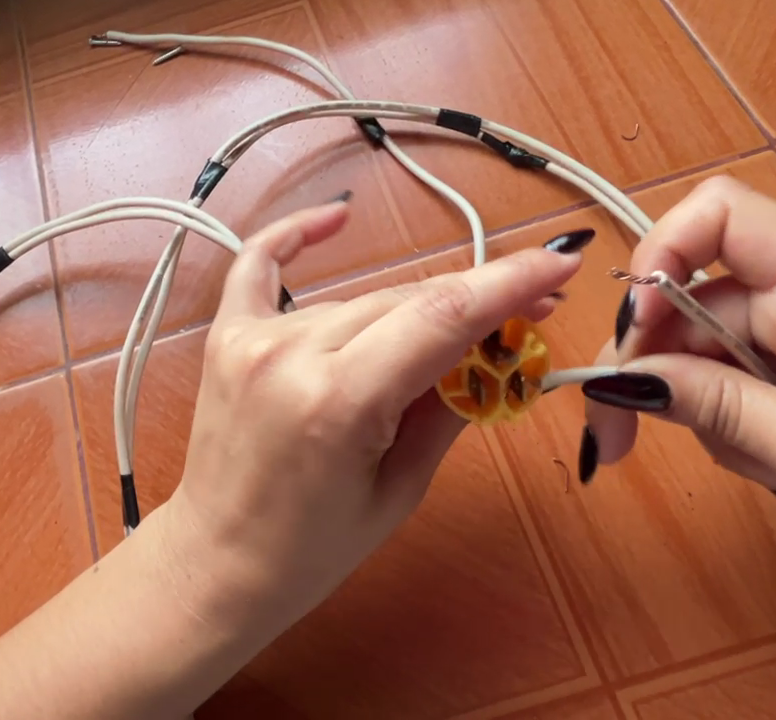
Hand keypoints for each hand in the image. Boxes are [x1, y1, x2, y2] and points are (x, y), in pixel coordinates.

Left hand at [153, 199, 582, 637]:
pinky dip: (296, 235)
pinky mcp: (228, 332)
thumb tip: (497, 348)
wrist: (217, 560)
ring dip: (410, 310)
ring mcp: (253, 336)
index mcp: (339, 401)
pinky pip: (259, 263)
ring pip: (360, 298)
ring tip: (445, 339)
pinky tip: (336, 216)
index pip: (441, 317)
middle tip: (526, 311)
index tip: (557, 264)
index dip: (508, 283)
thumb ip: (450, 406)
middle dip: (474, 299)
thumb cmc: (313, 546)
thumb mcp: (401, 488)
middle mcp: (292, 353)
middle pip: (406, 301)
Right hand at [585, 177, 775, 625]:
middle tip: (620, 435)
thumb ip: (727, 412)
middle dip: (654, 360)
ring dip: (701, 397)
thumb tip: (623, 376)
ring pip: (711, 336)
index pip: (726, 214)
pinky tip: (772, 455)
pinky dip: (731, 407)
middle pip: (699, 292)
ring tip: (754, 465)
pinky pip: (740, 360)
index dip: (660, 251)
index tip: (634, 331)